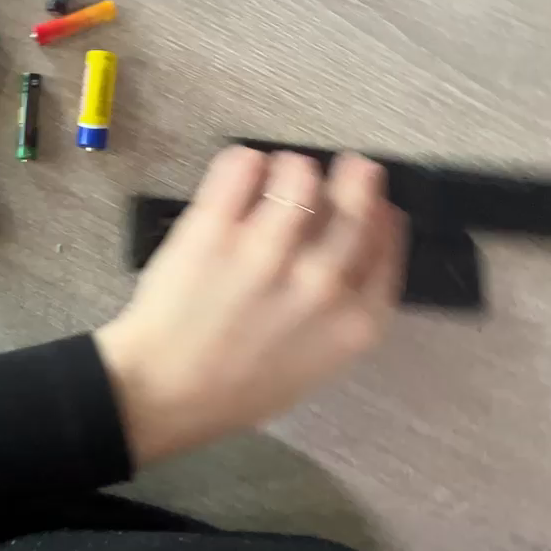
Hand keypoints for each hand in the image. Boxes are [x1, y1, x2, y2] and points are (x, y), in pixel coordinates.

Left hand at [95, 148, 405, 465]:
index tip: (377, 205)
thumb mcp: (313, 362)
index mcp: (353, 322)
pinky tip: (244, 166)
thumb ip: (338, 312)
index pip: (386, 247)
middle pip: (354, 206)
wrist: (165, 388)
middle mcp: (319, 283)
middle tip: (348, 166)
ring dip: (294, 167)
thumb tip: (345, 257)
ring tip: (280, 169)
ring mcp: (264, 251)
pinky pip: (240, 169)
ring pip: (299, 177)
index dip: (382, 218)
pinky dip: (244, 161)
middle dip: (354, 178)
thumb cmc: (238, 385)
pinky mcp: (214, 229)